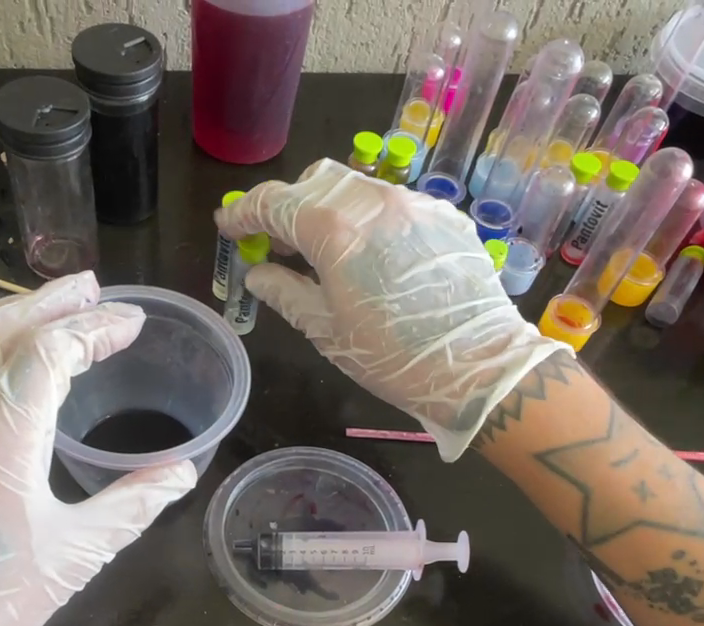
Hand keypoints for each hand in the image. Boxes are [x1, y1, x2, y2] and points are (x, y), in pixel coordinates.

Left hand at [0, 273, 195, 625]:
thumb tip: (183, 471)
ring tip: (52, 305)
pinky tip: (4, 356)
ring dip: (8, 313)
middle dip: (48, 300)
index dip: (93, 329)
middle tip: (92, 287)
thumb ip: (131, 505)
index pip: (47, 353)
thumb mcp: (75, 557)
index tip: (131, 323)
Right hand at [217, 160, 567, 460]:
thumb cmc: (391, 357)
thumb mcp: (326, 330)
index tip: (227, 227)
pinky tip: (371, 258)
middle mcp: (374, 201)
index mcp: (336, 229)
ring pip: (356, 187)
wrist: (476, 365)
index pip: (275, 202)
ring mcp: (414, 203)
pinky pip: (393, 204)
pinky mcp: (444, 215)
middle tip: (277, 244)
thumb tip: (258, 275)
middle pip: (314, 181)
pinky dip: (368, 221)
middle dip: (288, 206)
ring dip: (329, 210)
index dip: (243, 213)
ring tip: (323, 251)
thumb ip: (285, 293)